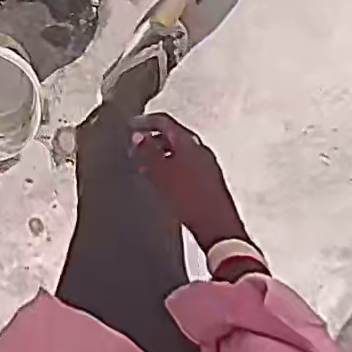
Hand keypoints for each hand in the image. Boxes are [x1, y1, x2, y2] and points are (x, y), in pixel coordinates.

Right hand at [129, 113, 248, 249]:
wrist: (218, 230)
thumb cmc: (190, 200)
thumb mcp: (160, 173)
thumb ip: (147, 151)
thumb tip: (138, 137)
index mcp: (189, 142)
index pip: (164, 121)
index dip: (145, 121)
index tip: (133, 125)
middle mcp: (201, 149)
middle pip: (173, 135)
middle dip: (153, 139)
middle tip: (138, 145)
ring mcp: (208, 165)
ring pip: (180, 151)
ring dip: (162, 154)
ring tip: (147, 165)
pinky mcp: (211, 181)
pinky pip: (188, 165)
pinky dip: (173, 166)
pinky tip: (165, 180)